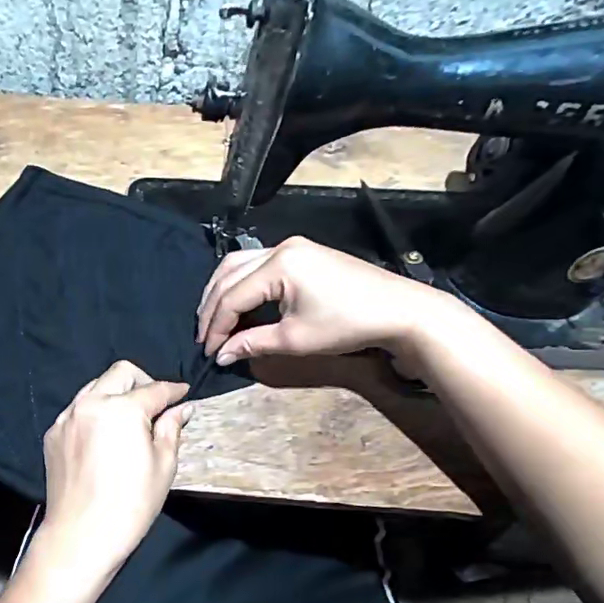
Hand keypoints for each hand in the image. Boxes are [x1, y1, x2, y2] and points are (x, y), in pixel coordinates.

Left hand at [31, 361, 191, 583]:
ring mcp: (67, 418)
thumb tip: (180, 409)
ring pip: (95, 387)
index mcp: (122, 410)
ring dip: (116, 393)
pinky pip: (77, 410)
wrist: (81, 535)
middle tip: (156, 402)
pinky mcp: (53, 434)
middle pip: (120, 373)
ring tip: (130, 418)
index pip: (154, 389)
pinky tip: (104, 436)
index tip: (183, 394)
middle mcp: (90, 405)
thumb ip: (170, 429)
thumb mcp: (163, 466)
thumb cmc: (130, 504)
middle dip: (143, 381)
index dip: (174, 390)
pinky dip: (94, 412)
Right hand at [196, 236, 460, 363]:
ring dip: (222, 293)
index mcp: (279, 265)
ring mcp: (291, 247)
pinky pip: (256, 264)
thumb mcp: (295, 339)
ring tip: (214, 321)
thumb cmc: (348, 325)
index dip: (215, 327)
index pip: (232, 296)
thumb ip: (252, 343)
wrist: (399, 310)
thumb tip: (221, 355)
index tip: (209, 352)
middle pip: (228, 275)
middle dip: (212, 309)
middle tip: (204, 337)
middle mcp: (280, 248)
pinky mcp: (301, 252)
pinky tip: (238, 304)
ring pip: (238, 265)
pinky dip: (240, 284)